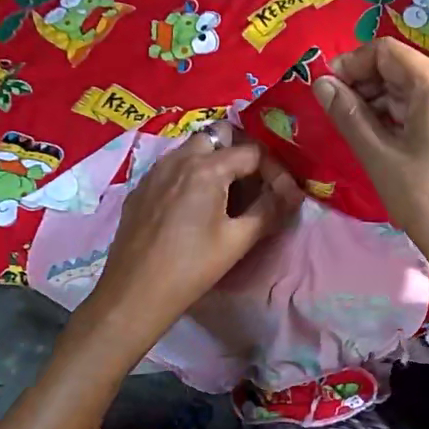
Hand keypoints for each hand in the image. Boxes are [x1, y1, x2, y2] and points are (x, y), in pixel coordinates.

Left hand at [83, 128, 303, 343]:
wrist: (135, 292)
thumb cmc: (191, 268)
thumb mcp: (237, 241)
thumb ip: (268, 211)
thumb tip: (292, 194)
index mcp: (206, 169)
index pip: (252, 151)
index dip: (274, 170)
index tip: (282, 194)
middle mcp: (178, 159)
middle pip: (218, 135)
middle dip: (240, 151)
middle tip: (253, 182)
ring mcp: (155, 171)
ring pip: (191, 148)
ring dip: (214, 160)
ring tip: (226, 194)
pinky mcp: (140, 188)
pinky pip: (171, 166)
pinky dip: (190, 174)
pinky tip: (194, 206)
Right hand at [314, 38, 428, 287]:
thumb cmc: (424, 198)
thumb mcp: (378, 155)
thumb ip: (348, 114)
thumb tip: (321, 84)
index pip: (386, 51)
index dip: (350, 64)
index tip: (324, 89)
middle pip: (399, 68)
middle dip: (362, 84)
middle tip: (332, 111)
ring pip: (408, 90)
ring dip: (375, 102)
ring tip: (349, 128)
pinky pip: (422, 110)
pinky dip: (394, 117)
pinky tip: (375, 140)